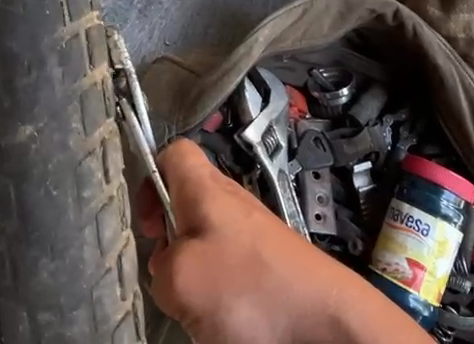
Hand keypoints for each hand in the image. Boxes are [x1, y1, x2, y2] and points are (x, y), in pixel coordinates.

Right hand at [136, 139, 429, 343]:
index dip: (150, 176)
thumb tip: (168, 268)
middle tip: (166, 269)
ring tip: (195, 303)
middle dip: (168, 237)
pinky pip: (229, 268)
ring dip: (191, 271)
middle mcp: (231, 201)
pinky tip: (223, 319)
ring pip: (205, 240)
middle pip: (186, 201)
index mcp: (206, 188)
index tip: (147, 220)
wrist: (325, 320)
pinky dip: (218, 292)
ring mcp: (253, 233)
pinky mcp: (270, 265)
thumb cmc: (248, 287)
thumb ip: (160, 267)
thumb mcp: (180, 278)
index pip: (173, 151)